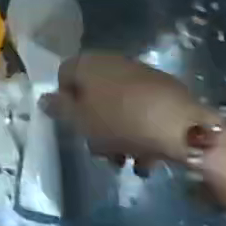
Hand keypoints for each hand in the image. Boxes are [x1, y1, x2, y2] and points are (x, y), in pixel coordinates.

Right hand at [42, 51, 212, 171]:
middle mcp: (110, 62)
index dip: (64, 103)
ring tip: (128, 163)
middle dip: (94, 126)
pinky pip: (140, 111)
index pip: (63, 75)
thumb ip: (60, 110)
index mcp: (86, 63)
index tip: (73, 127)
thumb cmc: (120, 121)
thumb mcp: (82, 121)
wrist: (181, 125)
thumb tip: (43, 98)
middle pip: (92, 94)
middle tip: (100, 152)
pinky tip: (148, 159)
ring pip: (117, 106)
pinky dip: (140, 132)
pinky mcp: (162, 91)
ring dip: (118, 136)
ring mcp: (138, 75)